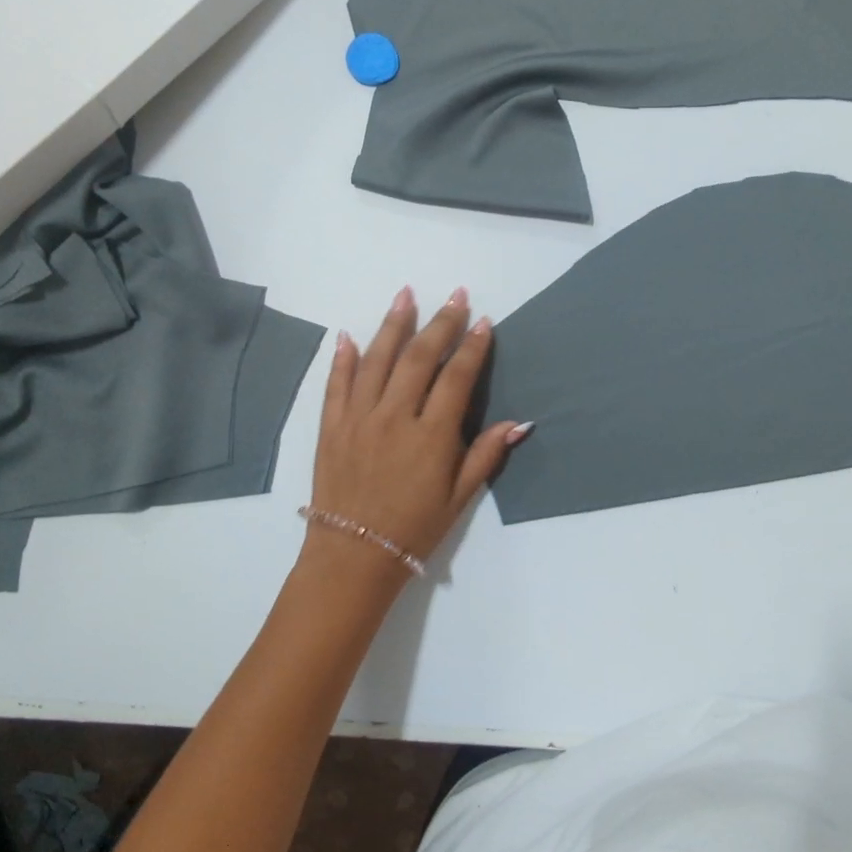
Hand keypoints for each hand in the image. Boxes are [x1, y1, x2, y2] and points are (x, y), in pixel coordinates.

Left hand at [310, 286, 530, 573]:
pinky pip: (336, 384)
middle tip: (456, 295)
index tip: (484, 322)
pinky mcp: (330, 427)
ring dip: (394, 324)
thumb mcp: (458, 498)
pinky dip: (343, 357)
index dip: (472, 347)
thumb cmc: (414, 528)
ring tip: (407, 295)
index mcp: (431, 436)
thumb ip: (486, 455)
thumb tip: (520, 422)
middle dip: (440, 323)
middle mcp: (394, 417)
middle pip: (419, 358)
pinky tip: (349, 335)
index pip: (456, 378)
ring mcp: (358, 419)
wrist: (353, 555)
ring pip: (377, 360)